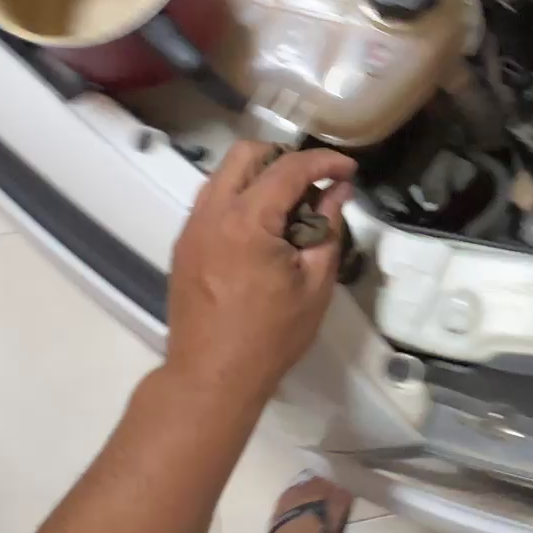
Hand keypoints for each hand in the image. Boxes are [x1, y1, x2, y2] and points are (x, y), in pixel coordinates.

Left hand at [165, 142, 356, 408]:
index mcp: (246, 222)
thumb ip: (328, 228)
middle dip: (285, 157)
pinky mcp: (184, 243)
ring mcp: (192, 227)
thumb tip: (338, 191)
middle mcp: (212, 213)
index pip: (288, 168)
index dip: (323, 161)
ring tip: (291, 203)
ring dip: (259, 173)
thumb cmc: (270, 337)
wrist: (210, 378)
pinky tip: (263, 224)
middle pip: (246, 153)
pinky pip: (213, 198)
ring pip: (224, 173)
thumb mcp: (315, 284)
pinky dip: (240, 195)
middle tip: (314, 182)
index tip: (348, 169)